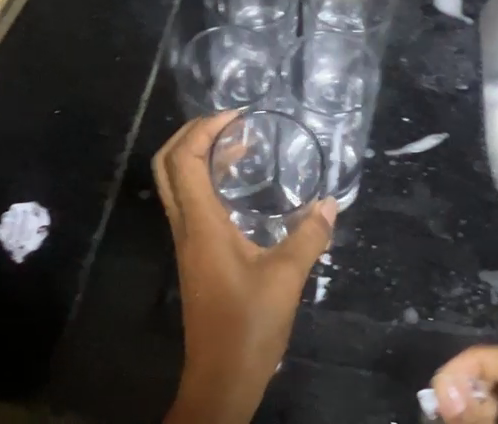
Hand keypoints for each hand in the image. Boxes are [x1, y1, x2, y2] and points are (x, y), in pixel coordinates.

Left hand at [155, 112, 336, 423]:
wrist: (221, 379)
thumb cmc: (249, 326)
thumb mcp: (287, 278)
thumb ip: (309, 236)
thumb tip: (330, 203)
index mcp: (201, 224)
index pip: (184, 159)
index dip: (204, 129)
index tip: (238, 118)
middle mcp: (186, 226)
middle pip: (167, 164)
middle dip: (192, 133)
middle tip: (230, 123)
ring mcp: (187, 242)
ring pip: (175, 183)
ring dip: (198, 155)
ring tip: (239, 146)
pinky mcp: (194, 255)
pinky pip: (189, 201)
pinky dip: (205, 180)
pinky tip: (239, 188)